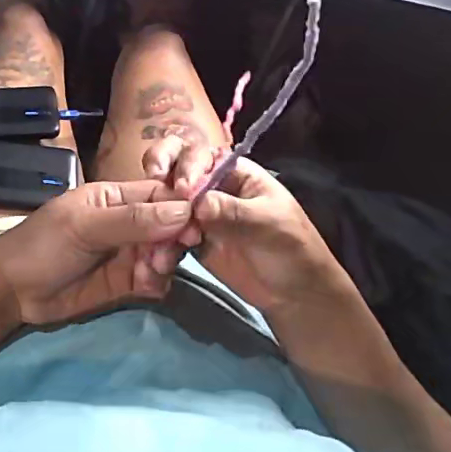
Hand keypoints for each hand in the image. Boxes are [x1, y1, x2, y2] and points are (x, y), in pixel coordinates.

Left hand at [0, 179, 193, 325]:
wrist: (12, 292)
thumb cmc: (42, 245)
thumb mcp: (84, 226)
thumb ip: (132, 219)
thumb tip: (184, 210)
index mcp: (116, 197)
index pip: (161, 193)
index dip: (183, 205)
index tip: (195, 224)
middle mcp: (128, 222)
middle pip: (171, 224)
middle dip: (174, 238)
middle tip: (162, 255)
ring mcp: (128, 252)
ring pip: (167, 253)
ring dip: (164, 262)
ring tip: (146, 271)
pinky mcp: (126, 283)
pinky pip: (156, 279)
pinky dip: (156, 282)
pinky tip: (141, 285)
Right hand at [143, 137, 352, 313]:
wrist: (296, 296)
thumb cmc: (294, 250)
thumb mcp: (269, 224)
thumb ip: (233, 210)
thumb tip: (198, 203)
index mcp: (234, 172)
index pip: (201, 155)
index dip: (187, 167)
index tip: (183, 190)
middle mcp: (212, 187)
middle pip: (176, 170)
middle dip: (162, 178)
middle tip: (154, 192)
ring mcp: (198, 214)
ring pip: (166, 203)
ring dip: (157, 216)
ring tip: (160, 240)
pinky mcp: (190, 240)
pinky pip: (167, 234)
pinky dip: (159, 242)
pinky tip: (159, 256)